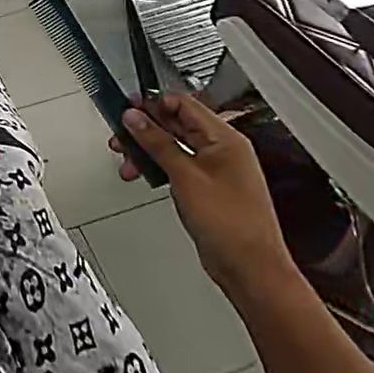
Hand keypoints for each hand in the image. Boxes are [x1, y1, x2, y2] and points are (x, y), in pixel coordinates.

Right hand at [111, 95, 295, 296]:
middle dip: (147, 127)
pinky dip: (159, 167)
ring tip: (126, 156)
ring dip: (149, 149)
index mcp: (225, 137)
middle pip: (177, 124)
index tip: (130, 106)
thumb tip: (136, 119)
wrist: (250, 270)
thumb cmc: (233, 226)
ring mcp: (215, 169)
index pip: (184, 104)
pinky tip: (143, 173)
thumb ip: (157, 143)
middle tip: (122, 130)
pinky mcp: (207, 188)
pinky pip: (178, 166)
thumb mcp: (185, 176)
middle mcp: (222, 149)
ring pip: (175, 146)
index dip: (154, 102)